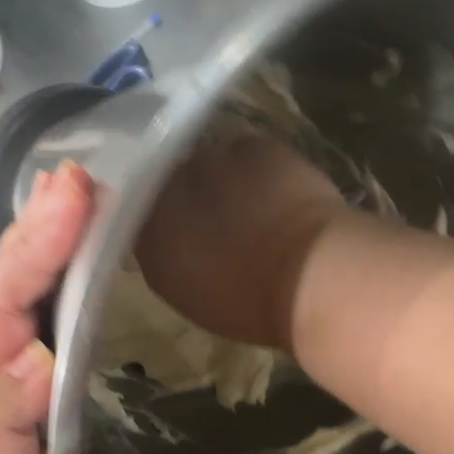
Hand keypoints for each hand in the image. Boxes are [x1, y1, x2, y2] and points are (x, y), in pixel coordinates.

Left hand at [0, 162, 91, 453]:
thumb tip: (32, 358)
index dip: (29, 251)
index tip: (71, 200)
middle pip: (10, 285)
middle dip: (42, 226)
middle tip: (85, 177)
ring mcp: (29, 372)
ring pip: (34, 295)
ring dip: (60, 237)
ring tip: (94, 191)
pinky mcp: (59, 382)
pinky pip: (64, 318)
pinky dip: (80, 271)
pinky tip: (105, 244)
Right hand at [137, 136, 349, 349]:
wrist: (308, 274)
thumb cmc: (254, 306)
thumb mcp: (200, 301)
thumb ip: (180, 267)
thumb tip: (185, 247)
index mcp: (150, 242)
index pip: (145, 221)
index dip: (170, 227)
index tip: (191, 240)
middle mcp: (166, 195)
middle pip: (174, 186)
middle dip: (196, 199)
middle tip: (227, 222)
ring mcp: (208, 164)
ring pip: (211, 166)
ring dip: (228, 181)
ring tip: (258, 206)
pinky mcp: (250, 147)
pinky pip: (249, 155)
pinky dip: (262, 170)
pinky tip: (283, 192)